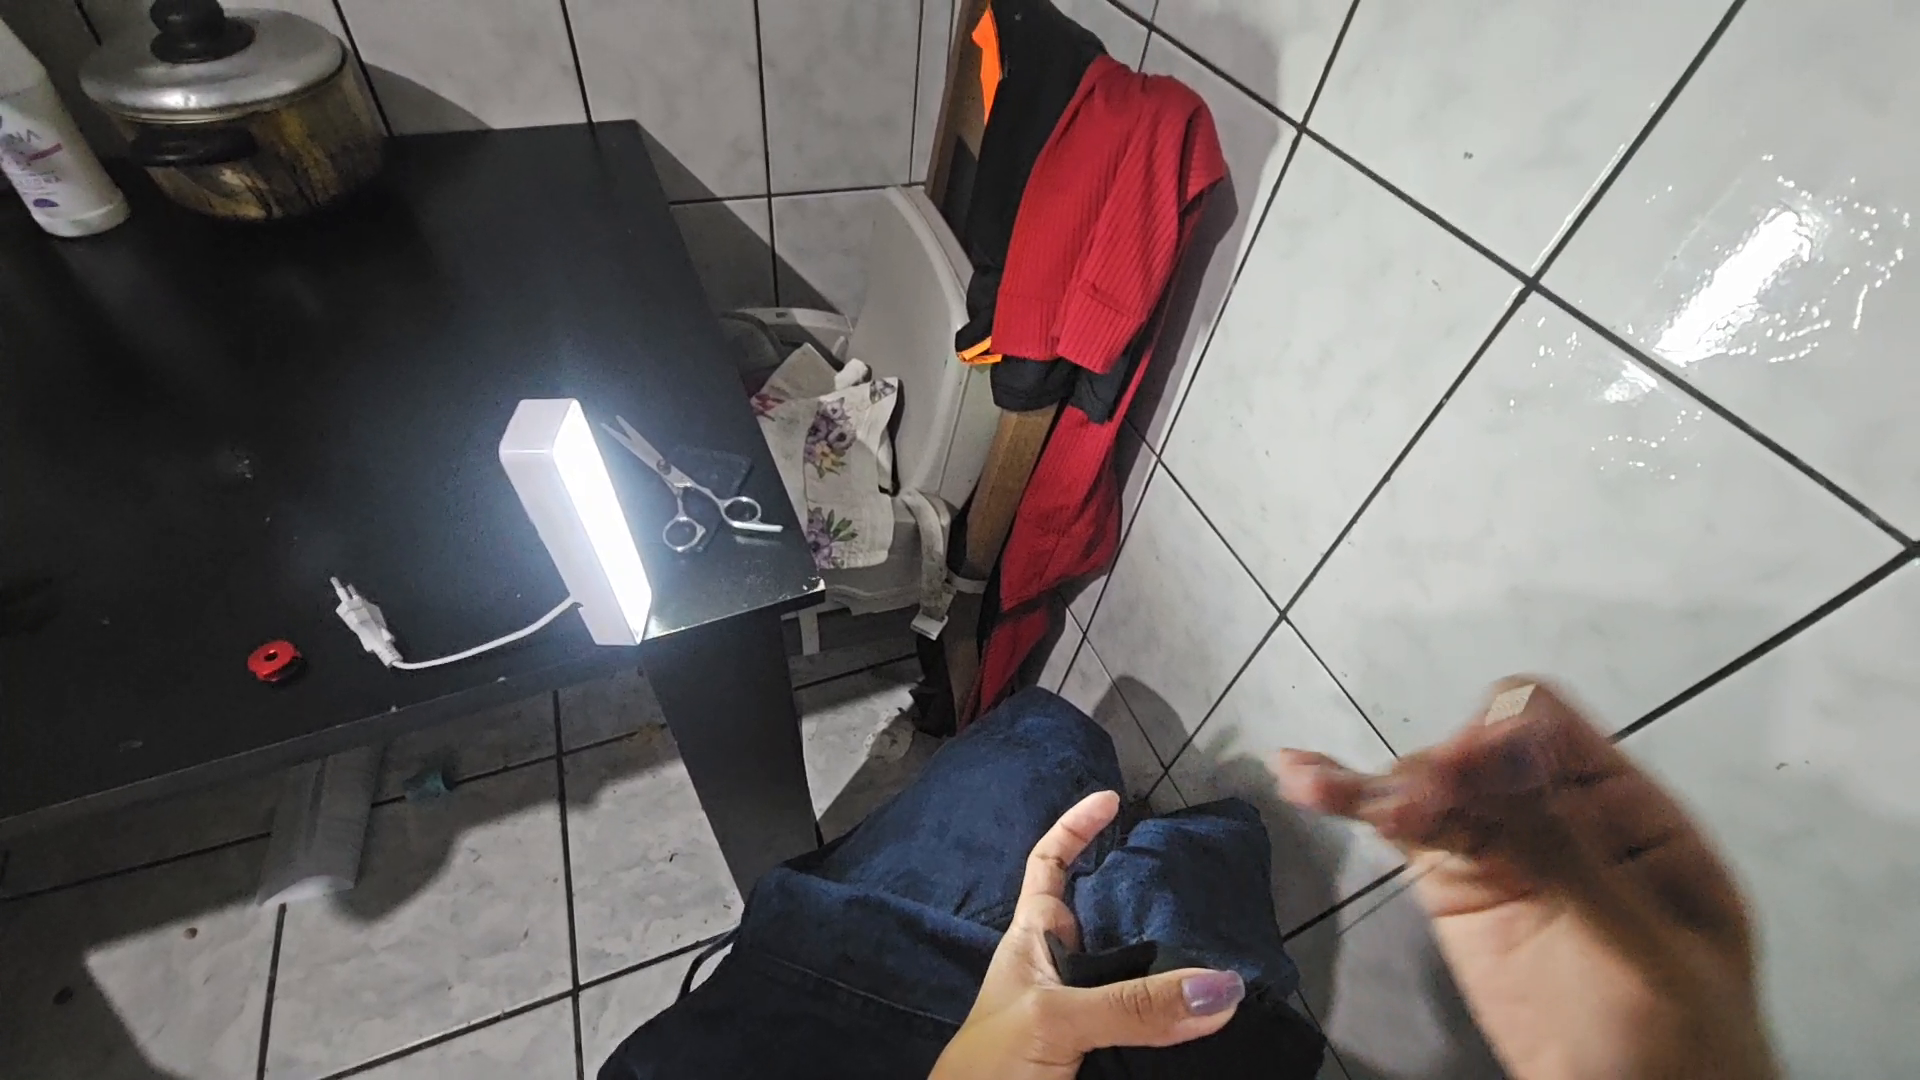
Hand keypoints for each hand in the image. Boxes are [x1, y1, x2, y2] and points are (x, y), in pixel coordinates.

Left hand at [929, 790, 1246, 1078]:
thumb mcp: (1055, 1018)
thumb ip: (1131, 1005)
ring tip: (1222, 938)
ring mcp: (1081, 1009)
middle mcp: (1059, 964)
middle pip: (1104, 914)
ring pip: (1131, 968)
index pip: (1050, 861)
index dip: (1075, 826)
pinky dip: (1174, 1013)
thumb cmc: (992, 1064)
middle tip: (1198, 880)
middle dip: (1144, 894)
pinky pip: (1145, 1021)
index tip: (1111, 798)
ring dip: (1168, 957)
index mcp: (1032, 935)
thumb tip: (1220, 986)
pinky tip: (1211, 1009)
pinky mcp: (1100, 1054)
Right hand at [1273, 679, 1776, 1079]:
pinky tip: (1301, 777)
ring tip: (1313, 785)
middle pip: (1466, 752)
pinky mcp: (1445, 872)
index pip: (1547, 730)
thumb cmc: (1674, 1044)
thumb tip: (1499, 748)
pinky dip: (1346, 798)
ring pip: (1419, 784)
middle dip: (1430, 776)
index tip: (1462, 774)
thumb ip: (1567, 848)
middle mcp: (1549, 809)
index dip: (1497, 735)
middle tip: (1408, 816)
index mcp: (1621, 811)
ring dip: (1367, 783)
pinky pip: (1393, 823)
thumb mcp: (1639, 947)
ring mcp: (1492, 841)